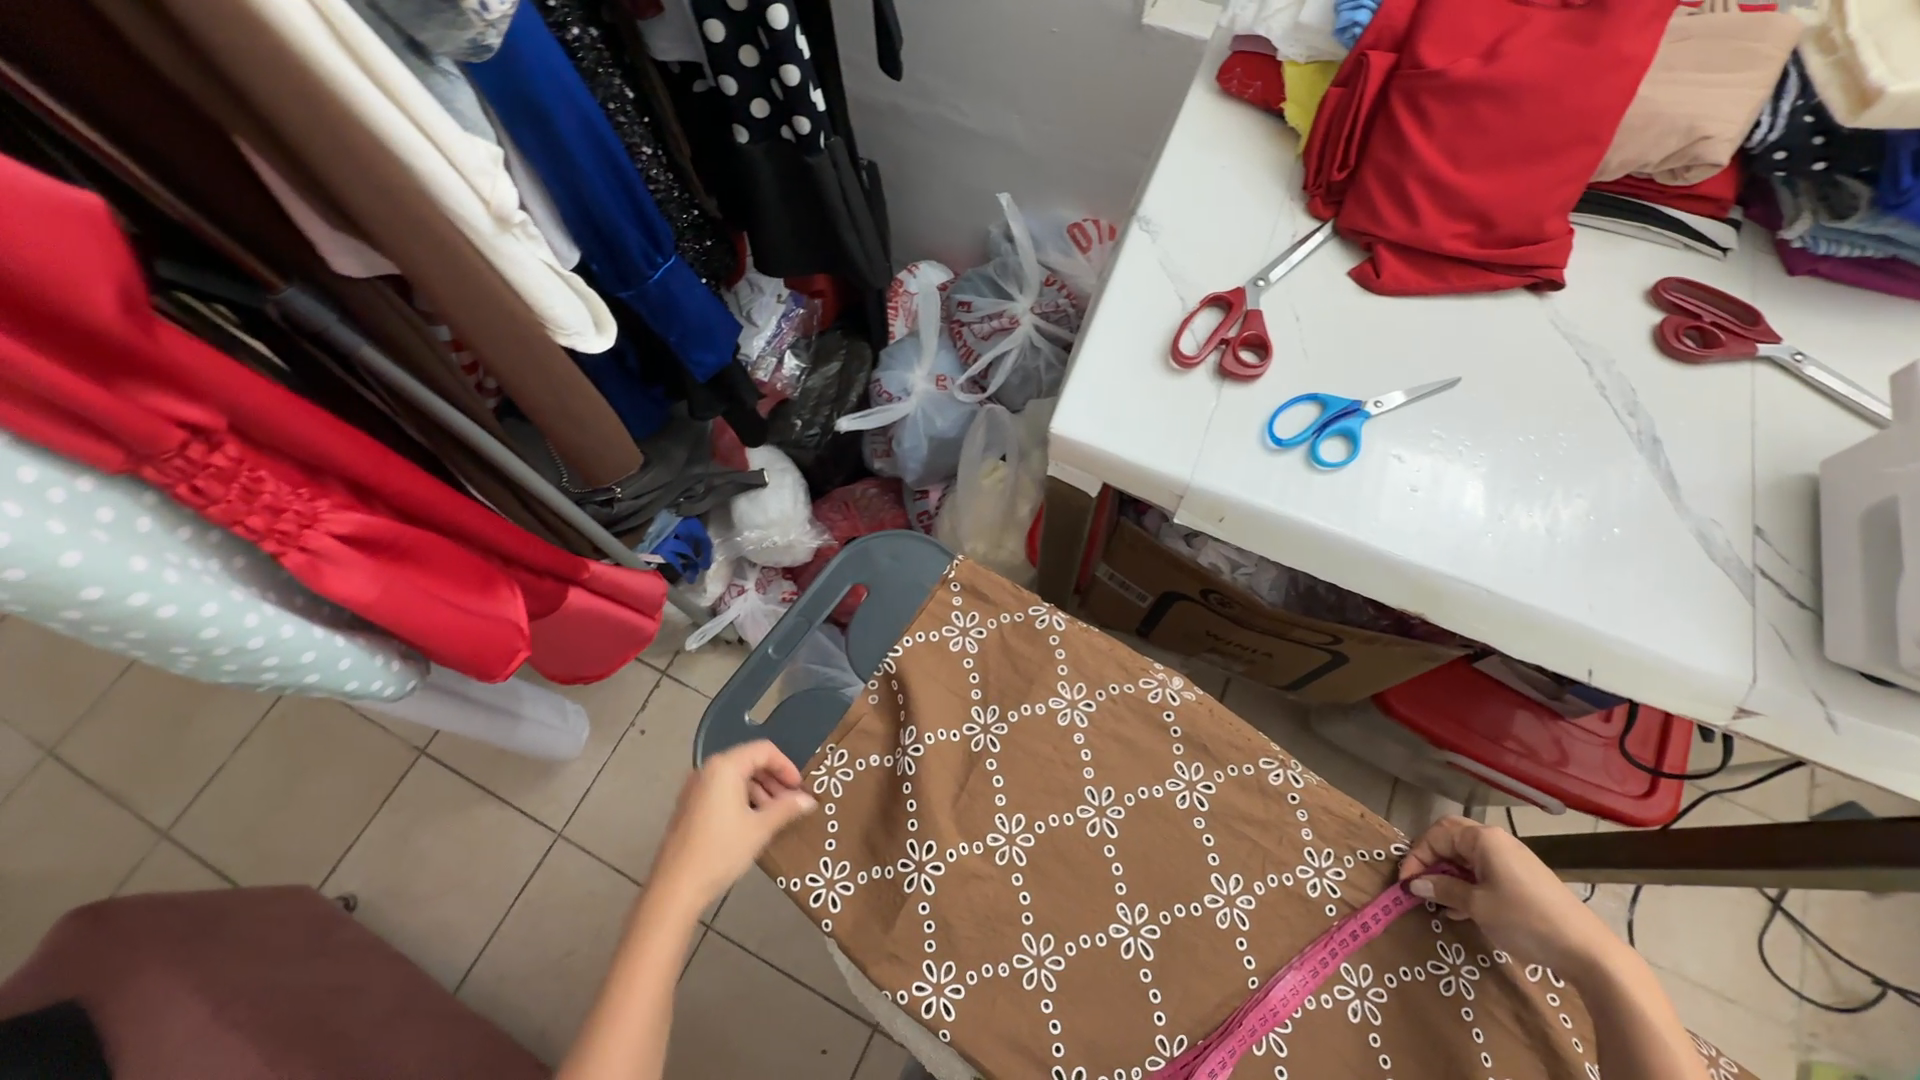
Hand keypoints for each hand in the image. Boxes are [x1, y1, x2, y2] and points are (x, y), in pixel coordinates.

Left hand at [647, 740, 816, 911]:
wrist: (675, 887)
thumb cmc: (721, 850)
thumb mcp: (760, 828)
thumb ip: (786, 808)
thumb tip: (809, 800)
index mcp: (724, 767)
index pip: (763, 750)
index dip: (786, 766)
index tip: (799, 788)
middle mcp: (707, 770)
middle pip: (749, 761)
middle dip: (774, 779)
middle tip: (791, 802)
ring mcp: (695, 788)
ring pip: (735, 778)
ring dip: (759, 790)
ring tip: (775, 816)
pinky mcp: (689, 805)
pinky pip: (722, 791)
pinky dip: (742, 799)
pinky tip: (753, 823)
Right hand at [1398, 816, 1615, 973]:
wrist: (1588, 951)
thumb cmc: (1525, 920)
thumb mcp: (1477, 906)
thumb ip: (1443, 890)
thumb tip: (1414, 884)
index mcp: (1484, 839)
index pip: (1436, 835)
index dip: (1417, 856)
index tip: (1406, 884)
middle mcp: (1497, 842)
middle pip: (1451, 839)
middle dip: (1431, 860)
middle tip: (1419, 884)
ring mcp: (1512, 860)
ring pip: (1467, 858)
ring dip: (1448, 875)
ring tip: (1437, 901)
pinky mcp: (1522, 880)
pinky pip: (1483, 873)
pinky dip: (1467, 885)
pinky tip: (1460, 909)